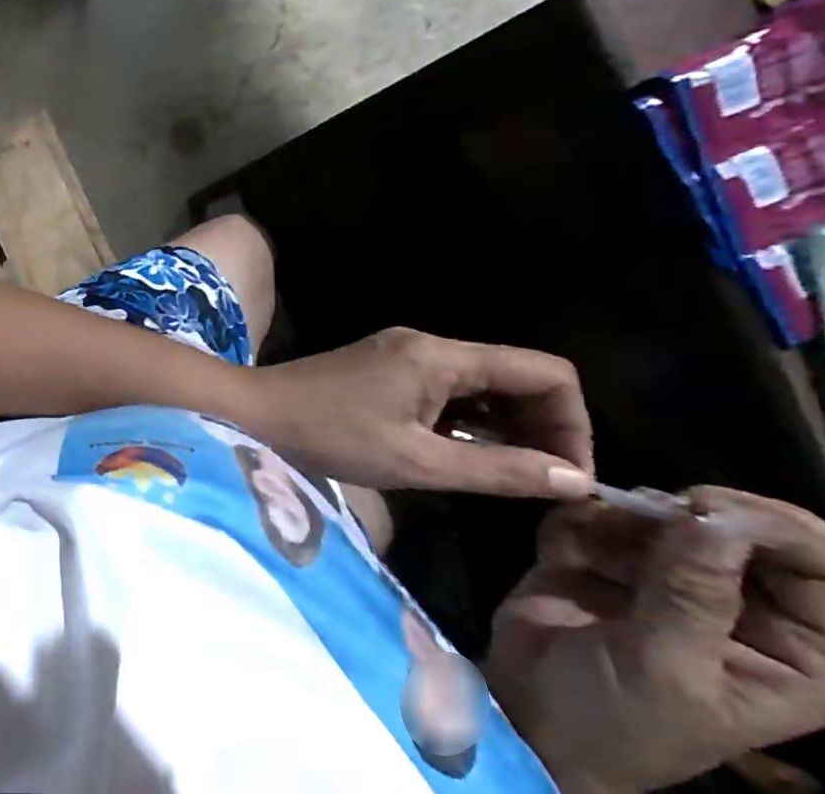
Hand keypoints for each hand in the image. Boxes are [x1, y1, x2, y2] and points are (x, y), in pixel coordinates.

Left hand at [243, 327, 594, 498]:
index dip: (572, 422)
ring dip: (503, 426)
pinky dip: (464, 420)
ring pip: (478, 385)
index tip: (567, 473)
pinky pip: (443, 390)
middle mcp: (424, 345)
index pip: (544, 372)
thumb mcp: (415, 462)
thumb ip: (497, 469)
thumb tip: (575, 479)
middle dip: (541, 426)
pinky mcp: (380, 369)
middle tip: (539, 480)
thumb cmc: (326, 435)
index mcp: (438, 356)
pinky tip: (461, 454)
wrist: (249, 411)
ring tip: (506, 474)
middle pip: (514, 375)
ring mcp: (399, 354)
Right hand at [485, 488, 824, 792]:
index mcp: (789, 651)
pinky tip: (562, 543)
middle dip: (696, 510)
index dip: (778, 533)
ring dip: (625, 512)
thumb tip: (710, 518)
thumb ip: (690, 595)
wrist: (526, 717)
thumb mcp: (664, 666)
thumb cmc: (619, 715)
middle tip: (650, 503)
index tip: (706, 510)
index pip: (823, 573)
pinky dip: (578, 517)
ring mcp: (659, 582)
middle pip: (745, 532)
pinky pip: (596, 521)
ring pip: (662, 517)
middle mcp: (734, 609)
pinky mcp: (595, 563)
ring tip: (591, 529)